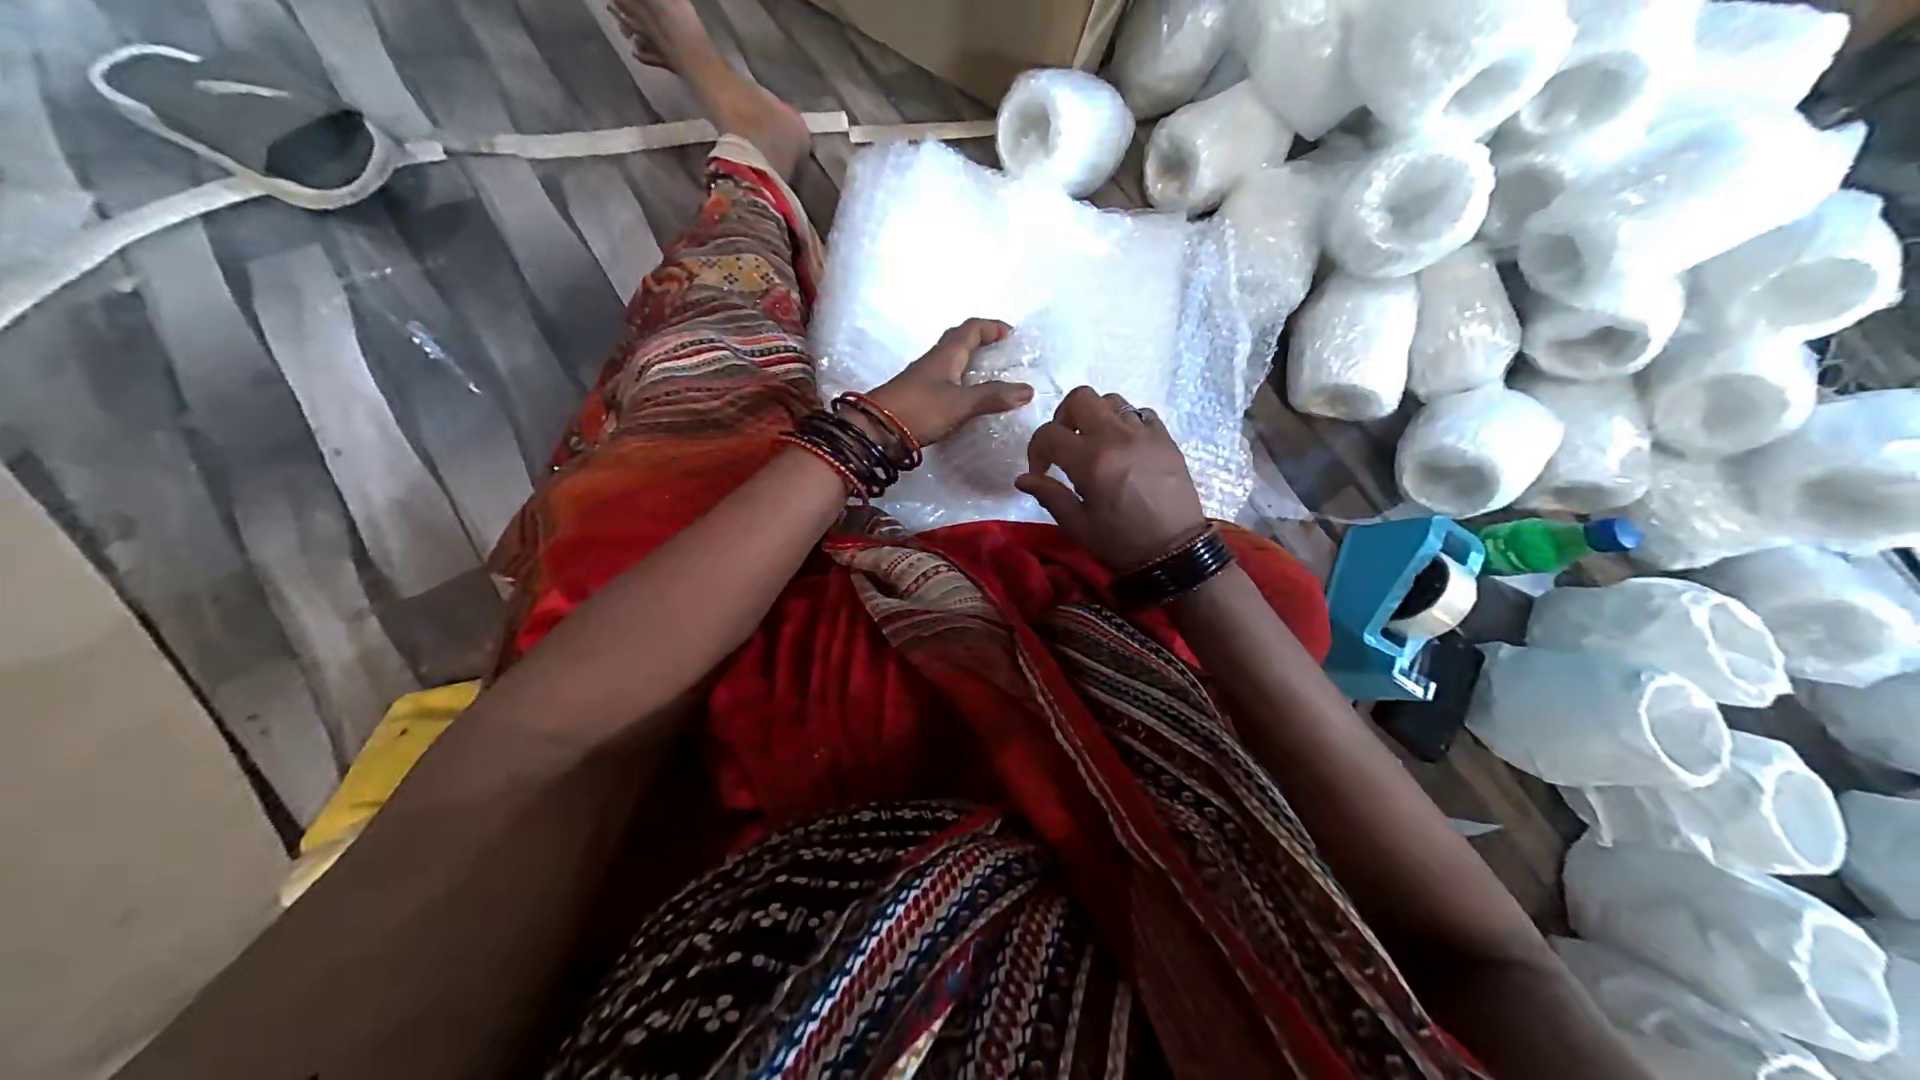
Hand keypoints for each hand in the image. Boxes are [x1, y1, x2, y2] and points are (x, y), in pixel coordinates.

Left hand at [865, 319, 1033, 445]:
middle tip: (1001, 352)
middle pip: (958, 341)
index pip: (970, 328)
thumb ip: (993, 397)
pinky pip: (943, 382)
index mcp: (945, 354)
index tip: (1011, 334)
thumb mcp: (960, 403)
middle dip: (981, 341)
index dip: (991, 327)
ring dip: (970, 363)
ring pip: (950, 362)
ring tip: (990, 378)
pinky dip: (960, 384)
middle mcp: (933, 361)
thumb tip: (1028, 390)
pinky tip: (967, 400)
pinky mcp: (916, 398)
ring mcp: (922, 380)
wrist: (875, 430)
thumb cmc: (919, 410)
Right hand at [1016, 387, 1207, 570]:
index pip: (1049, 434)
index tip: (1041, 471)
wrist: (1175, 550)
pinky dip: (1125, 423)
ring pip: (1111, 401)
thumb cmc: (1122, 541)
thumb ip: (1049, 495)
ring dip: (1095, 417)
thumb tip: (1023, 478)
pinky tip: (1123, 446)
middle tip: (1065, 444)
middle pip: (1080, 398)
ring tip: (1095, 443)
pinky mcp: (1165, 437)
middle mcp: (1116, 436)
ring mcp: (1144, 432)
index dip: (1036, 451)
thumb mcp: (1078, 524)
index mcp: (1091, 460)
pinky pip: (1140, 413)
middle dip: (1063, 417)